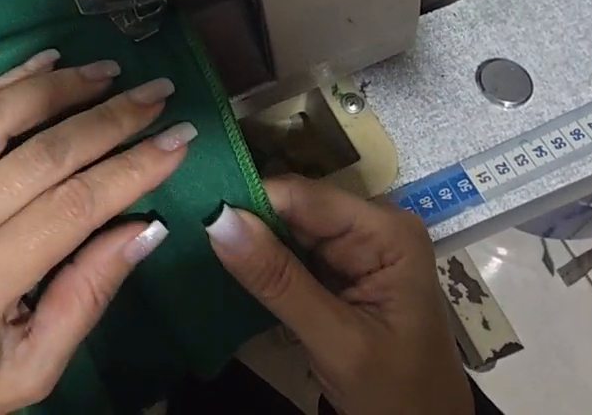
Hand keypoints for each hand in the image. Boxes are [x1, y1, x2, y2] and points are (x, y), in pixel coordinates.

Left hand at [0, 50, 196, 414]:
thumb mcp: (28, 371)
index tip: (180, 138)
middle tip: (158, 91)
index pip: (72, 206)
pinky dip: (3, 84)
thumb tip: (148, 225)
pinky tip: (44, 62)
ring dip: (56, 86)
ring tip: (107, 71)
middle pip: (40, 154)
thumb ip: (88, 294)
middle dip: (109, 118)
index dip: (132, 167)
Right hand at [207, 175, 472, 414]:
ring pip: (286, 226)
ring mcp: (355, 245)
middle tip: (193, 227)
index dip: (250, 199)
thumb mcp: (337, 342)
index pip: (303, 196)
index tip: (197, 211)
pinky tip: (232, 263)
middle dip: (248, 219)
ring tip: (201, 241)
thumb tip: (218, 219)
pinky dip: (264, 260)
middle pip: (292, 206)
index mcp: (386, 230)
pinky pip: (291, 250)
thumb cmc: (398, 396)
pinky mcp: (339, 268)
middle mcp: (371, 224)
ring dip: (251, 239)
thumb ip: (278, 280)